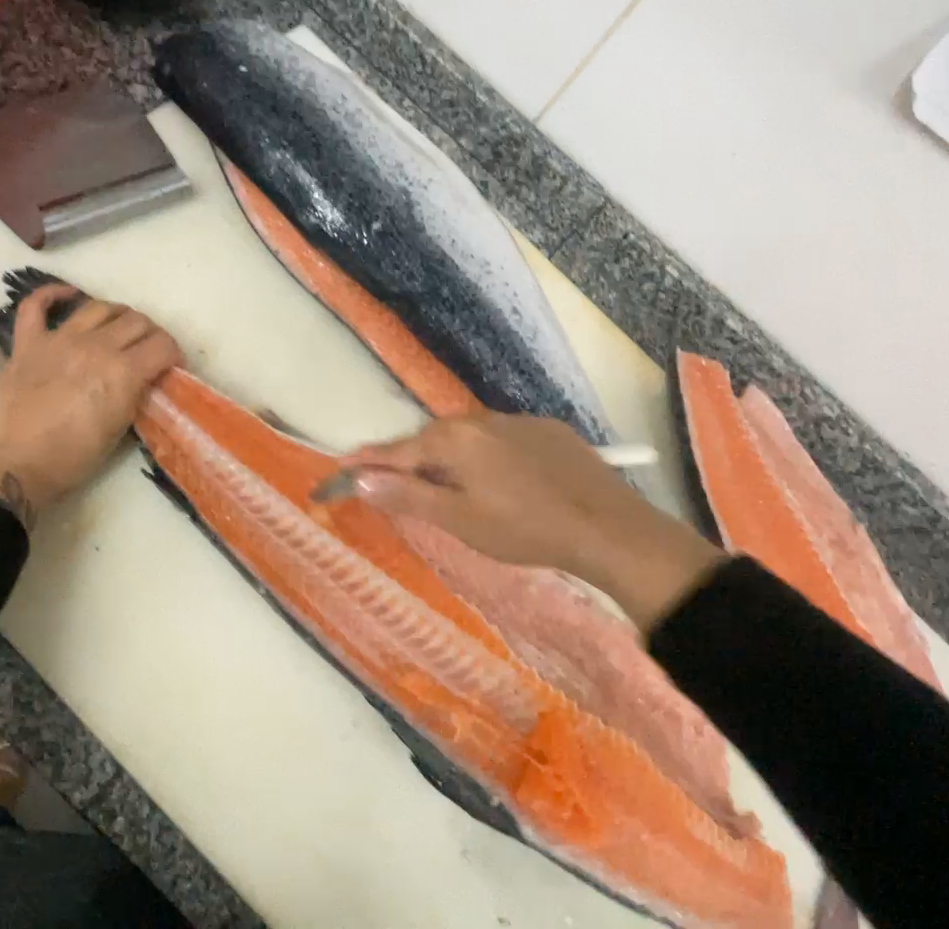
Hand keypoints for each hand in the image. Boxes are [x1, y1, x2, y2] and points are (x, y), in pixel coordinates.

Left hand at [0, 284, 182, 526]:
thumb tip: (140, 382)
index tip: (171, 369)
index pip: (162, 344)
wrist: (13, 467)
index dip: (173, 355)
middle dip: (150, 334)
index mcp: (122, 372)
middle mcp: (95, 346)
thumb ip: (133, 397)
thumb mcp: (118, 431)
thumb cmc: (70, 460)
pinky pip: (36, 306)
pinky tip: (68, 295)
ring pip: (98, 307)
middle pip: (136, 321)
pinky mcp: (27, 344)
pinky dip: (53, 295)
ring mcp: (58, 340)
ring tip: (118, 328)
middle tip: (147, 352)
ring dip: (116, 314)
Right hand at [342, 414, 724, 629]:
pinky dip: (485, 455)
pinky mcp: (548, 431)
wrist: (607, 526)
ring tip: (443, 481)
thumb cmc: (523, 528)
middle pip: (431, 439)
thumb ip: (407, 495)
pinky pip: (501, 439)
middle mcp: (480, 420)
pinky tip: (497, 479)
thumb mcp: (458, 518)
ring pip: (467, 438)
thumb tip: (360, 478)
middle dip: (408, 458)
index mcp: (453, 440)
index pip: (397, 451)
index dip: (368, 462)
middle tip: (390, 480)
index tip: (341, 467)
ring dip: (447, 456)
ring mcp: (517, 422)